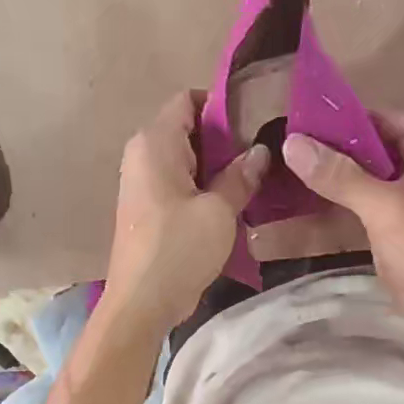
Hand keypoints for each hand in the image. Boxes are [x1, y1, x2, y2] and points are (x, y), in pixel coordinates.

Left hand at [102, 91, 269, 331]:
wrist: (141, 303)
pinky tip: (230, 203)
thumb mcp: (219, 211)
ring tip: (253, 179)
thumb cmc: (178, 249)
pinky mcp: (145, 210)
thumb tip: (259, 152)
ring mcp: (140, 184)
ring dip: (216, 168)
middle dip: (224, 139)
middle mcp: (141, 155)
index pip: (189, 100)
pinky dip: (201, 188)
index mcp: (154, 143)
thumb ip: (240, 176)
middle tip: (262, 154)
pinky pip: (178, 185)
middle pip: (187, 130)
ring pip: (185, 160)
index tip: (255, 121)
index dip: (223, 105)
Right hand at [283, 112, 403, 317]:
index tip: (294, 123)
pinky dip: (335, 199)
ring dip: (329, 175)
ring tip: (284, 170)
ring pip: (361, 175)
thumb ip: (340, 176)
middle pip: (366, 146)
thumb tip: (291, 144)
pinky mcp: (392, 224)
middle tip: (280, 149)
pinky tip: (304, 200)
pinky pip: (359, 202)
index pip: (376, 118)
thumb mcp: (386, 207)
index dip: (337, 118)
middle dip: (328, 148)